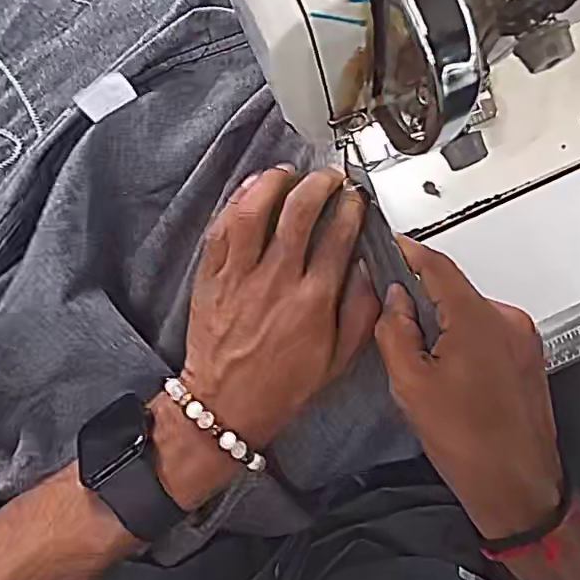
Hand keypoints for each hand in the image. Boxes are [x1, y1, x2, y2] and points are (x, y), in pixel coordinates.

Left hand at [157, 165, 379, 505]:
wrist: (227, 405)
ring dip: (274, 183)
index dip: (350, 208)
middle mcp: (276, 282)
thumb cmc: (281, 384)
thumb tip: (368, 270)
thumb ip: (361, 312)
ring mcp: (239, 277)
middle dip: (319, 184)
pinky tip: (251, 190)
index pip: (337, 236)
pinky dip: (237, 202)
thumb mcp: (338, 359)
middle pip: (299, 212)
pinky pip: (222, 228)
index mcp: (312, 301)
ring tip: (288, 174)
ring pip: (255, 211)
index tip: (354, 198)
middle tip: (328, 178)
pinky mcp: (211, 277)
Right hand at [374, 236, 563, 538]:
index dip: (408, 251)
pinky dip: (462, 337)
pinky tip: (449, 371)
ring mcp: (522, 339)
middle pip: (453, 289)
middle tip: (394, 319)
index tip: (391, 244)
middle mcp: (507, 322)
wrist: (518, 487)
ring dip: (442, 321)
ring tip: (425, 361)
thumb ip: (395, 330)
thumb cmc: (472, 445)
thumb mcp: (410, 385)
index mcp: (476, 321)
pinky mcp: (528, 356)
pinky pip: (487, 330)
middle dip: (421, 298)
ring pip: (469, 311)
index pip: (437, 266)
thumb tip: (394, 300)